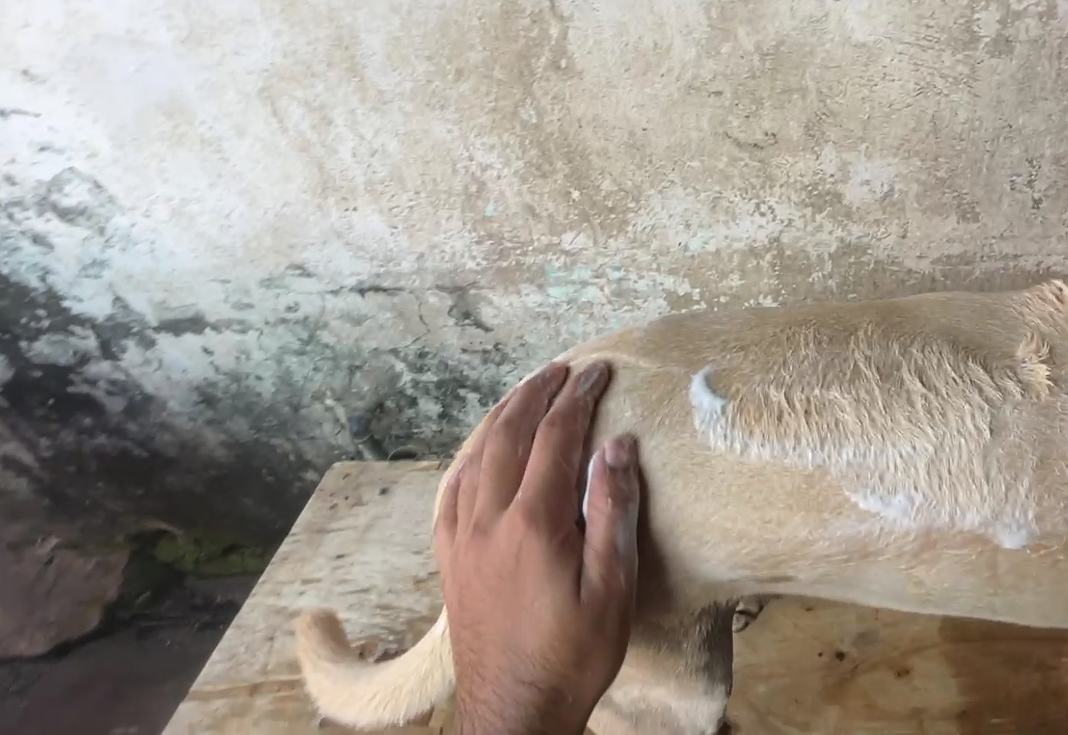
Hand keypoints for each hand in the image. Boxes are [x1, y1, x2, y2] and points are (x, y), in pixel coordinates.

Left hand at [436, 361, 639, 734]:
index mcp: (533, 523)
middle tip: (563, 368)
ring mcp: (462, 540)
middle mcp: (489, 521)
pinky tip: (480, 450)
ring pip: (475, 456)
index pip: (557, 437)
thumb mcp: (614, 585)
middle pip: (510, 435)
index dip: (580, 398)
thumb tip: (618, 445)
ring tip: (527, 391)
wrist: (512, 717)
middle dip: (538, 393)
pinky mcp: (449, 561)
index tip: (600, 371)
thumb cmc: (575, 653)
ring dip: (503, 415)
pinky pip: (452, 491)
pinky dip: (470, 456)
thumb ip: (614, 510)